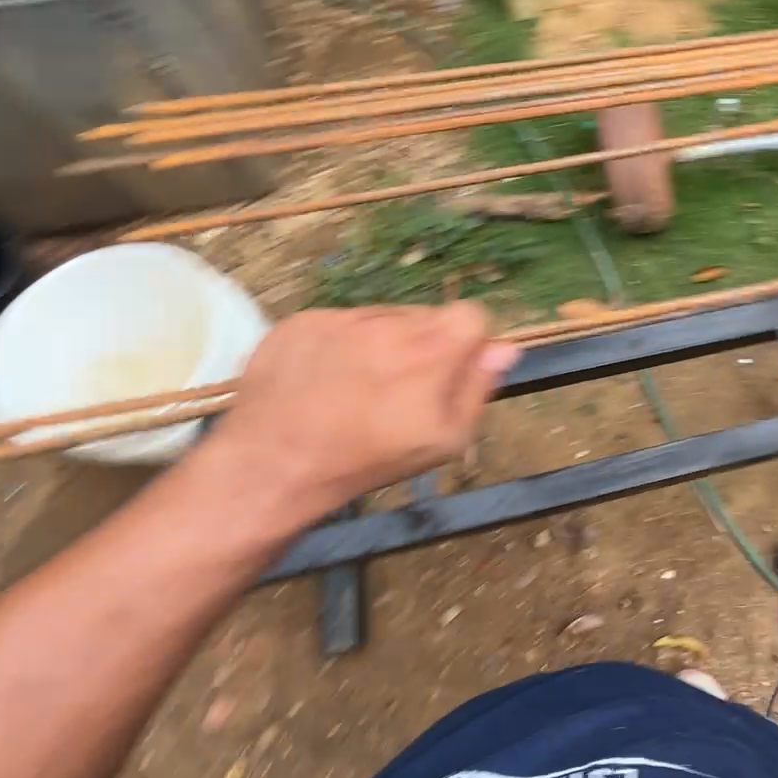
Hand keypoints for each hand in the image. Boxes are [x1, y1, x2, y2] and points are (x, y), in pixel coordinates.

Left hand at [187, 303, 518, 534]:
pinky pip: (341, 321)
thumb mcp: (447, 439)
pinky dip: (343, 343)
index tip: (453, 368)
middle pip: (428, 315)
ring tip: (362, 385)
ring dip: (386, 342)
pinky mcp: (301, 321)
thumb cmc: (371, 458)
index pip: (472, 314)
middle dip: (427, 343)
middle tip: (405, 385)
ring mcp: (341, 318)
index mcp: (431, 349)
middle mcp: (389, 322)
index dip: (469, 341)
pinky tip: (329, 379)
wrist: (274, 464)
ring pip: (384, 317)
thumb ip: (479, 387)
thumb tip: (503, 348)